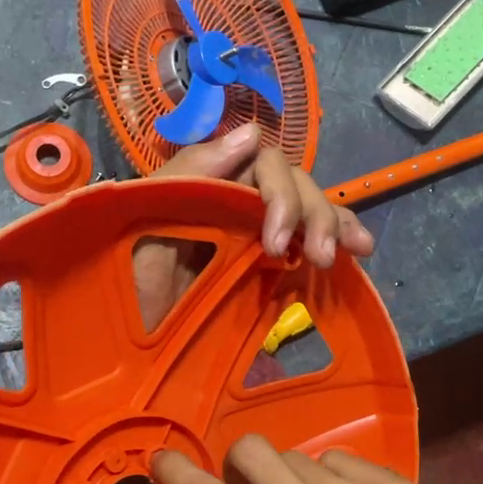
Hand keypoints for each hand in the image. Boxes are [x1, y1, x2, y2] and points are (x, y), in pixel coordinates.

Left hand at [133, 123, 374, 329]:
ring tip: (354, 250)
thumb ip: (188, 177)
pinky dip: (336, 236)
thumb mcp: (141, 224)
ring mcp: (249, 232)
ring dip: (332, 222)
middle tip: (319, 256)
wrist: (126, 349)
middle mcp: (231, 200)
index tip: (275, 241)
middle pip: (290, 183)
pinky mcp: (262, 266)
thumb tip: (251, 134)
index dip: (279, 194)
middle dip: (311, 212)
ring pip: (305, 207)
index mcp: (203, 184)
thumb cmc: (123, 286)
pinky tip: (358, 248)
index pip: (260, 163)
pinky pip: (304, 240)